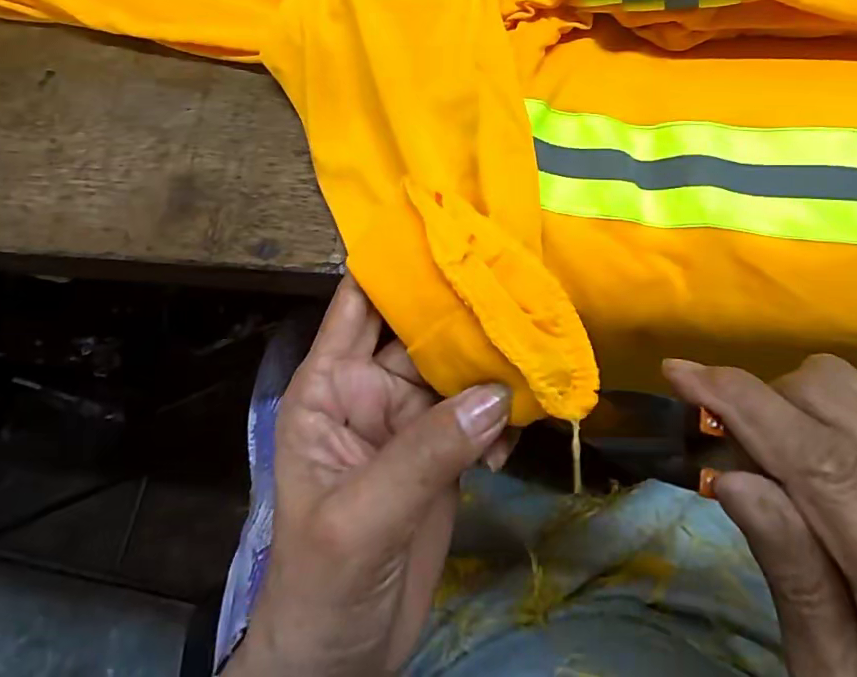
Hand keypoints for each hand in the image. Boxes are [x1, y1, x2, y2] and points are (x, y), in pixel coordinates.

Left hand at [225, 277, 512, 676]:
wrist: (342, 662)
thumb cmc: (322, 584)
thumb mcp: (361, 518)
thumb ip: (424, 453)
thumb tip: (497, 391)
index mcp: (330, 387)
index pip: (359, 304)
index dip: (393, 261)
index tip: (442, 224)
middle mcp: (371, 392)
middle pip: (422, 331)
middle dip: (463, 308)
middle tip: (516, 280)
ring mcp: (411, 423)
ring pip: (458, 370)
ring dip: (493, 363)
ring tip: (534, 353)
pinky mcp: (444, 453)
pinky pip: (479, 414)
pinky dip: (501, 416)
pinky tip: (515, 433)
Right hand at [663, 355, 856, 676]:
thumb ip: (794, 577)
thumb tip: (730, 477)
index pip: (830, 470)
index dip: (749, 408)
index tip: (681, 372)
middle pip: (847, 409)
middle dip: (768, 404)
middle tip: (732, 449)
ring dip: (805, 410)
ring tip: (784, 462)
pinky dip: (847, 427)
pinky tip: (842, 476)